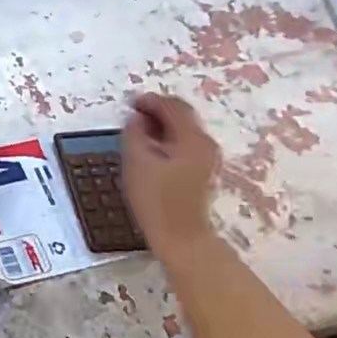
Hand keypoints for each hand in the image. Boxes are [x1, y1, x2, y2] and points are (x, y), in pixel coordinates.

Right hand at [121, 93, 221, 251]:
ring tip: (139, 130)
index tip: (129, 103)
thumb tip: (136, 118)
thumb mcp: (136, 162)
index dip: (149, 101)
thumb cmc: (156, 200)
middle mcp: (205, 143)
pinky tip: (152, 148)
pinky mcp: (203, 169)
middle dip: (157, 110)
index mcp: (191, 138)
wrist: (181, 237)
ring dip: (162, 124)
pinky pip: (185, 142)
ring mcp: (207, 157)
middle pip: (182, 114)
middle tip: (133, 114)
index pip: (172, 106)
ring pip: (184, 128)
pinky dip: (168, 137)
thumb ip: (134, 133)